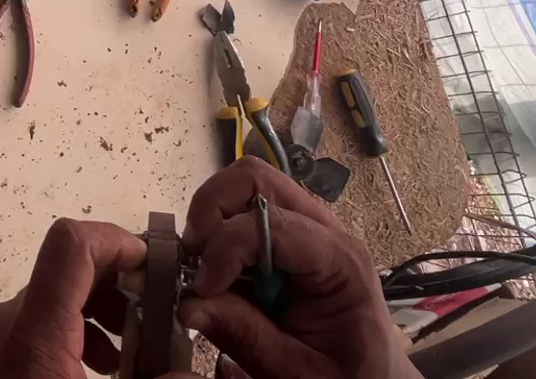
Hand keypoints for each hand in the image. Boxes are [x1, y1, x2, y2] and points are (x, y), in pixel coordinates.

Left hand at [0, 218, 147, 378]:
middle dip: (118, 282)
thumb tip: (188, 372)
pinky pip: (33, 324)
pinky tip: (94, 369)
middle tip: (153, 315)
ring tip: (129, 352)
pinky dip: (71, 331)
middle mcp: (5, 324)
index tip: (150, 263)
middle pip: (68, 269)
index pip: (71, 244)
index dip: (115, 239)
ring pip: (52, 297)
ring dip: (97, 310)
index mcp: (33, 333)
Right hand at [178, 158, 421, 378]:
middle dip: (212, 210)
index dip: (226, 247)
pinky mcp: (291, 231)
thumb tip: (188, 304)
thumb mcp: (297, 374)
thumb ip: (245, 337)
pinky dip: (221, 228)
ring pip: (246, 184)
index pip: (270, 221)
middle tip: (194, 259)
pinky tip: (221, 271)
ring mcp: (307, 223)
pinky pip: (246, 207)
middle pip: (254, 178)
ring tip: (206, 268)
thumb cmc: (346, 378)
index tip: (201, 289)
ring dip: (214, 217)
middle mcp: (324, 227)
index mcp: (338, 260)